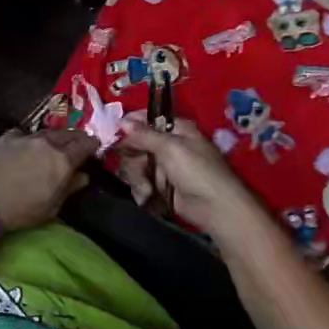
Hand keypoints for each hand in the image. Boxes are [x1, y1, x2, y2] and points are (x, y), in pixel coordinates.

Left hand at [0, 129, 96, 230]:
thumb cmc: (20, 210)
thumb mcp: (51, 207)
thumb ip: (70, 188)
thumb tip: (83, 176)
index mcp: (63, 160)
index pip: (86, 144)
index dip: (92, 146)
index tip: (93, 150)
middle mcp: (46, 143)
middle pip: (68, 134)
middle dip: (75, 138)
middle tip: (76, 146)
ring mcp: (24, 138)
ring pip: (46, 132)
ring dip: (53, 138)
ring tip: (52, 146)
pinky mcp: (4, 138)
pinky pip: (23, 134)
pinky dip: (28, 139)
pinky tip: (24, 146)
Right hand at [116, 118, 269, 240]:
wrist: (214, 208)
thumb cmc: (197, 171)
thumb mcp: (171, 147)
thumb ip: (144, 134)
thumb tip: (121, 120)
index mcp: (175, 129)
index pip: (145, 120)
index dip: (128, 126)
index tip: (114, 135)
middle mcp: (167, 145)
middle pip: (134, 145)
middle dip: (132, 161)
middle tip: (138, 170)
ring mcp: (162, 167)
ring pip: (134, 166)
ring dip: (136, 179)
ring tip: (147, 191)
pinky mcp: (158, 187)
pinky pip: (139, 183)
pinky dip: (141, 191)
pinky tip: (147, 198)